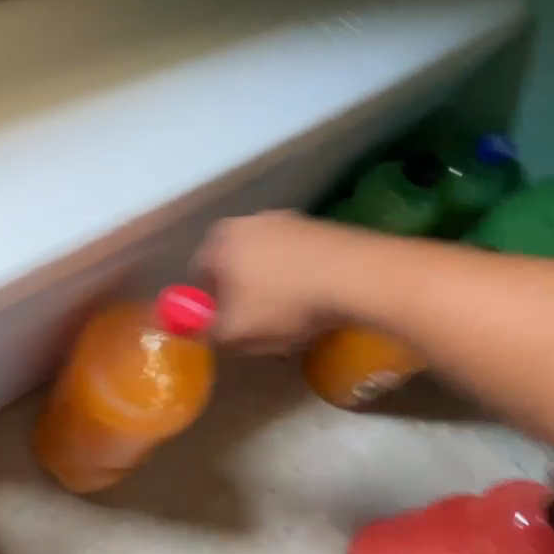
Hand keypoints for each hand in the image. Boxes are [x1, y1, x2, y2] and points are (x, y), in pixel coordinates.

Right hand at [194, 211, 345, 352]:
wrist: (355, 276)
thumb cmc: (283, 303)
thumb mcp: (235, 332)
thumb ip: (208, 333)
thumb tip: (202, 332)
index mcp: (218, 241)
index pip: (198, 276)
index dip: (209, 306)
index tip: (225, 328)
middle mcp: (245, 222)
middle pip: (233, 267)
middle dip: (241, 296)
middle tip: (256, 326)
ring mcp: (284, 220)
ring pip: (265, 262)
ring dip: (271, 288)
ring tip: (290, 319)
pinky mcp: (317, 226)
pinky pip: (296, 258)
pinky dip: (298, 279)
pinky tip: (314, 303)